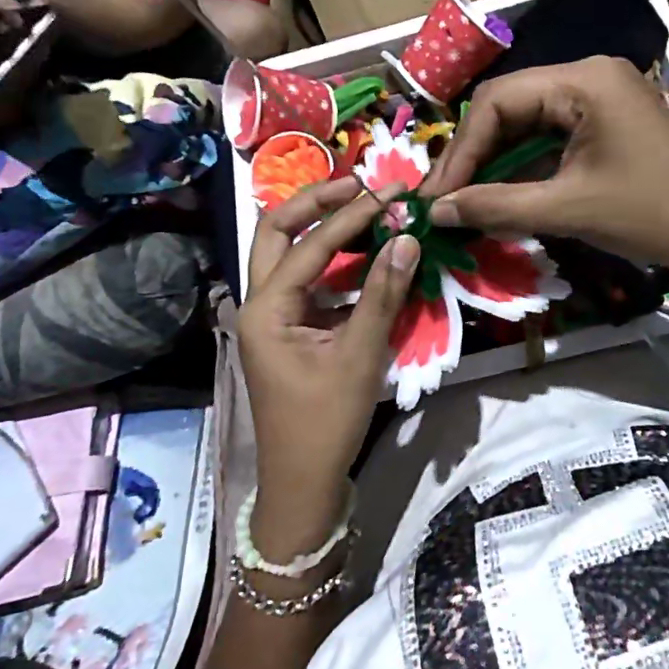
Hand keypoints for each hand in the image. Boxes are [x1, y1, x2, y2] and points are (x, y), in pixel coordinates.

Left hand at [238, 179, 418, 550]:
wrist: (303, 481)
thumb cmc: (326, 422)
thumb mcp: (360, 356)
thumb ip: (383, 294)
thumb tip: (407, 238)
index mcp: (266, 309)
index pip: (309, 245)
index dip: (352, 216)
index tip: (391, 193)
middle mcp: (261, 303)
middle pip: (277, 233)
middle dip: (318, 204)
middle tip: (362, 186)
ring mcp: (274, 317)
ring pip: (292, 255)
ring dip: (328, 230)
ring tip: (371, 211)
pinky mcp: (292, 330)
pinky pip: (313, 283)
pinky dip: (339, 265)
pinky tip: (371, 259)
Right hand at [421, 58, 668, 272]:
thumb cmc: (648, 214)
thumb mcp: (566, 209)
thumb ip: (495, 206)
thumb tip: (436, 212)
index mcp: (583, 81)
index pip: (498, 100)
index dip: (461, 150)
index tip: (437, 195)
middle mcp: (589, 76)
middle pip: (510, 108)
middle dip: (476, 157)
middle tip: (445, 201)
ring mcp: (600, 99)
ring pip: (528, 124)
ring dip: (497, 164)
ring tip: (465, 203)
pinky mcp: (606, 124)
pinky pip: (551, 139)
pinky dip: (525, 168)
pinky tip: (502, 196)